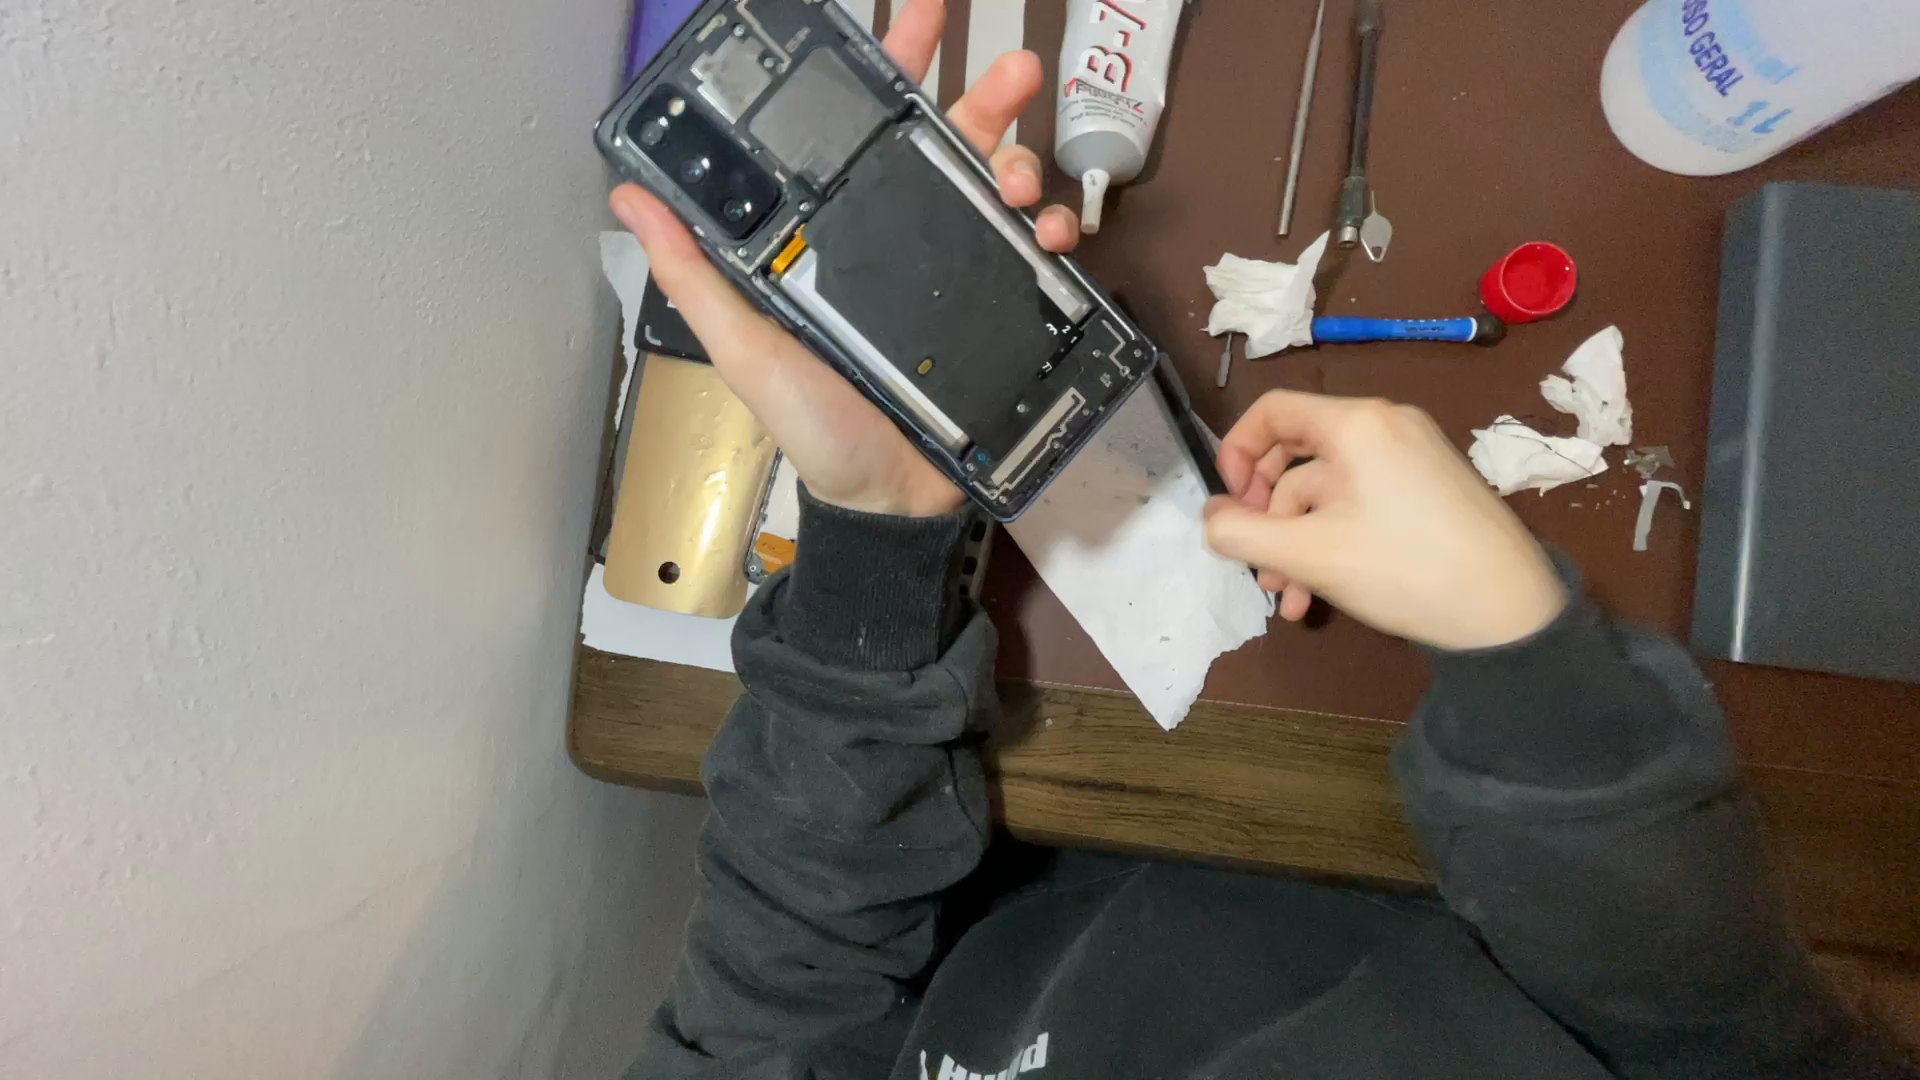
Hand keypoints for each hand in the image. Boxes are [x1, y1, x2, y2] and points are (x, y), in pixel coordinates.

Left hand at [609, 0, 1081, 517]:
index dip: (881, 79)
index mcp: (835, 246)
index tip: (908, 22)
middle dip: (977, 98)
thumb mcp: (749, 351)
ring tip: (1024, 172)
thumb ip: (698, 280)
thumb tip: (631, 199)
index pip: (857, 146)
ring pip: (994, 194)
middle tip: (1013, 64)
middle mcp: (894, 250)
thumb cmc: (818, 427)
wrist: (890, 496)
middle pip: (938, 153)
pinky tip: (1051, 232)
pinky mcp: (994, 314)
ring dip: (1020, 162)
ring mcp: (951, 280)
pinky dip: (1049, 233)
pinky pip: (1030, 257)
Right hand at [1202, 392, 1567, 650]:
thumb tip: (1210, 517)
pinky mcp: (1422, 493)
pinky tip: (1315, 597)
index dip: (1235, 452)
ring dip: (1293, 544)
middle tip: (1254, 555)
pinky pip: (1353, 507)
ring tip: (1286, 595)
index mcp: (1356, 424)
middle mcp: (1383, 429)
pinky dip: (1327, 544)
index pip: (1271, 411)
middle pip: (1293, 457)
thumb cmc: (1403, 569)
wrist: (1512, 618)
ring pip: (1321, 493)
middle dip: (1265, 514)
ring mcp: (1407, 461)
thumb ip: (1239, 532)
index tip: (1230, 504)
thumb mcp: (1305, 553)